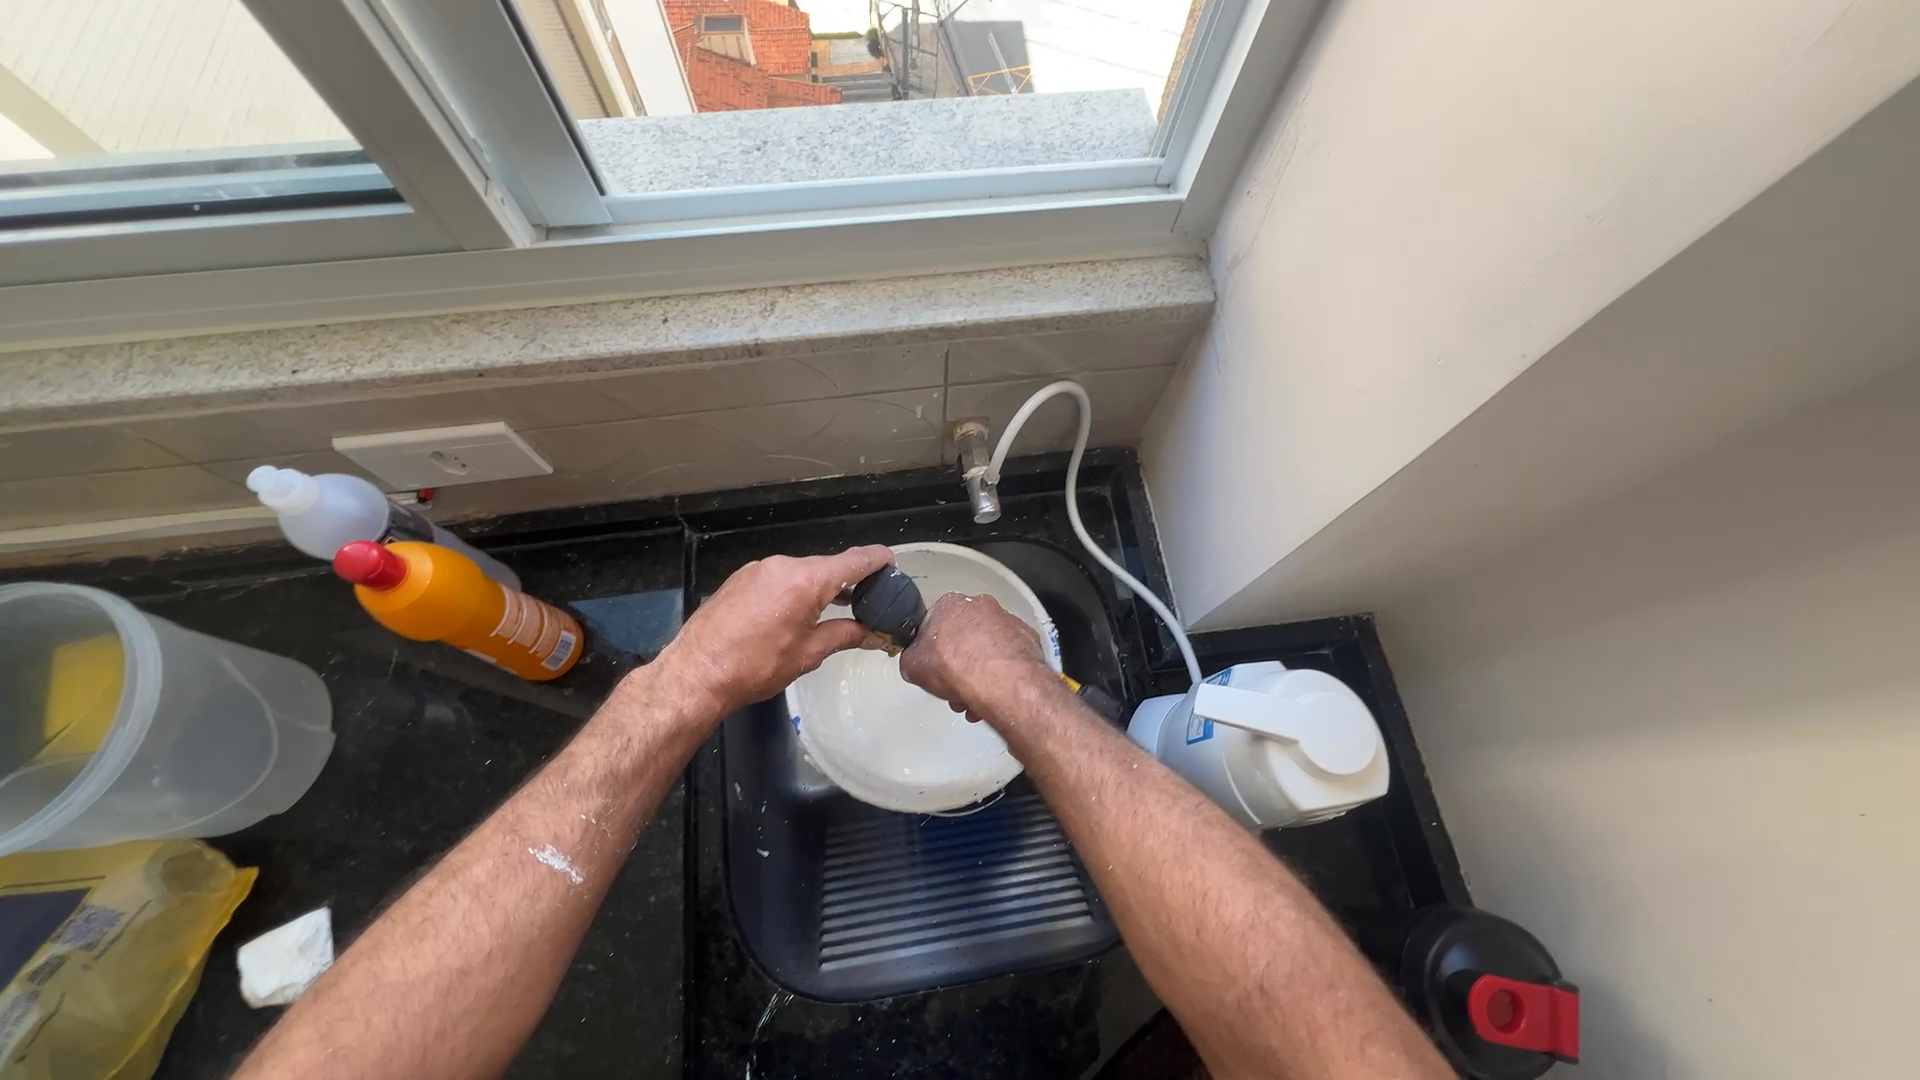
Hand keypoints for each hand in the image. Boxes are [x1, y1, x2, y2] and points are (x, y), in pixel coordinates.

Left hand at [650, 545, 893, 717]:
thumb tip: (874, 635)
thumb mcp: (809, 653)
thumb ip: (845, 636)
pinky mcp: (741, 578)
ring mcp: (759, 569)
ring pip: (801, 572)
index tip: (891, 562)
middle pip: (827, 567)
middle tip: (864, 602)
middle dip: (847, 582)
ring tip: (832, 611)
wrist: (696, 673)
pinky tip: (792, 614)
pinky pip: (778, 577)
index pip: (854, 560)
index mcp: (806, 581)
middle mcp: (783, 566)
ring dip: (818, 588)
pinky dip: (793, 590)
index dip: (876, 560)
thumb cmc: (755, 666)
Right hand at [899, 592, 1057, 725]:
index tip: (934, 668)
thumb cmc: (958, 667)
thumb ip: (911, 660)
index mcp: (950, 604)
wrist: (1001, 681)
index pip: (935, 624)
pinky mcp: (1027, 639)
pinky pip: (1009, 658)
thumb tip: (914, 664)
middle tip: (953, 688)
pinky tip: (993, 696)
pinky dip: (1001, 675)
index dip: (933, 651)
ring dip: (979, 675)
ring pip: (987, 650)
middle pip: (963, 638)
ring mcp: (1007, 621)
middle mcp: (980, 606)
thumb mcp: (912, 666)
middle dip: (958, 665)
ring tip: (973, 701)